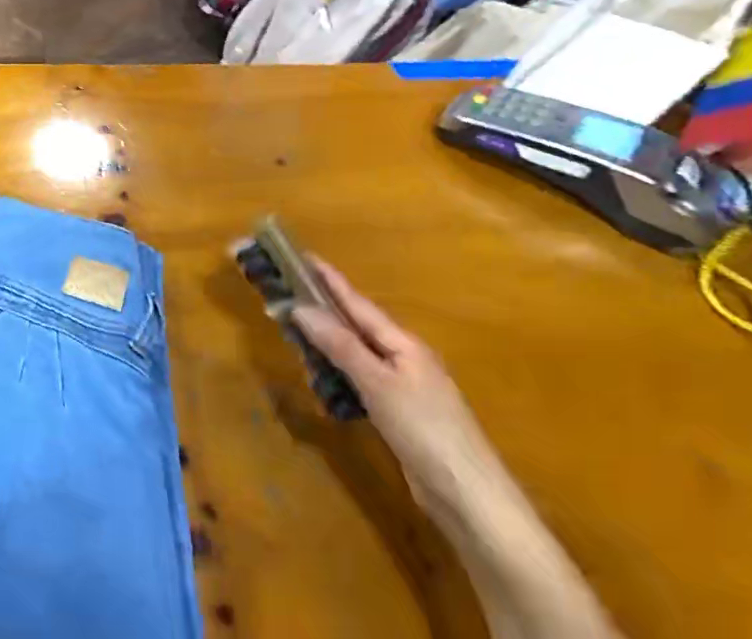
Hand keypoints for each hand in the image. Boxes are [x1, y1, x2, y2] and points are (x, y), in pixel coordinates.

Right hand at [292, 258, 509, 521]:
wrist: (469, 496)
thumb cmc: (425, 430)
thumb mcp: (378, 384)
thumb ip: (340, 345)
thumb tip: (300, 308)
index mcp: (403, 344)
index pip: (357, 303)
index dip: (329, 280)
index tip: (302, 256)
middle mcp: (402, 358)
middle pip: (353, 326)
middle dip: (320, 311)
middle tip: (283, 299)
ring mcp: (401, 386)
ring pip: (353, 354)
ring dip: (324, 347)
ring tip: (293, 340)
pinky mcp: (396, 412)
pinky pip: (357, 380)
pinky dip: (335, 376)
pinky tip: (320, 383)